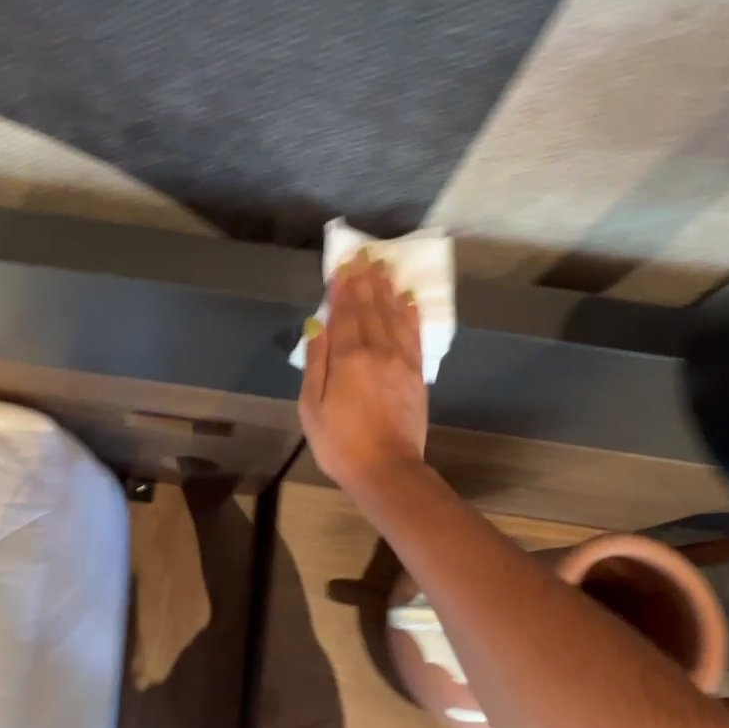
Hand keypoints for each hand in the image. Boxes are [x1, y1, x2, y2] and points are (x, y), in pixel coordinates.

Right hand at [300, 253, 429, 494]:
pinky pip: (414, 336)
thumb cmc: (339, 442)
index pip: (345, 313)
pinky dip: (410, 315)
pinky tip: (408, 301)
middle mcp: (378, 351)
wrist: (386, 470)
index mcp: (348, 358)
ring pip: (394, 317)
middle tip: (364, 257)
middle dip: (366, 282)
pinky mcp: (416, 375)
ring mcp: (401, 362)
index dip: (343, 288)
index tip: (343, 266)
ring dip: (387, 291)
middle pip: (371, 309)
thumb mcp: (311, 405)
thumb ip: (317, 361)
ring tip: (384, 269)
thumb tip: (319, 324)